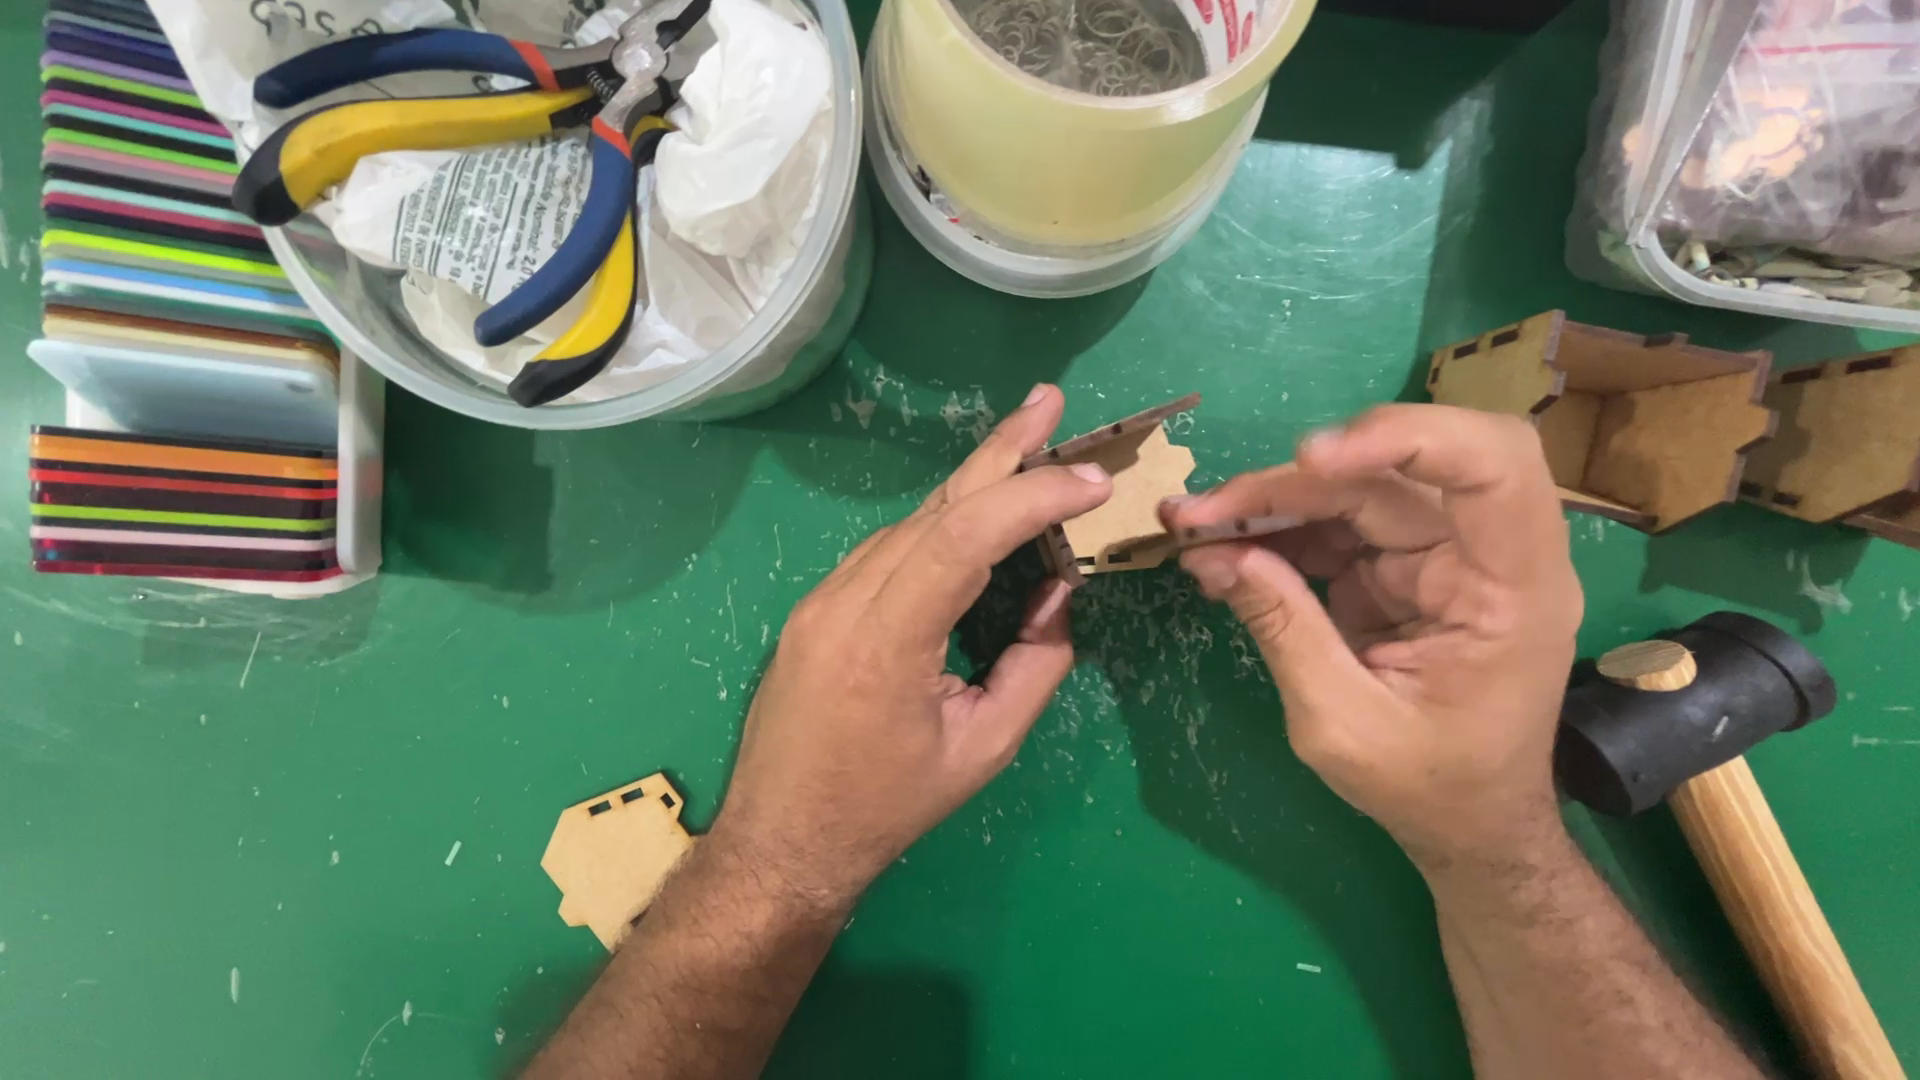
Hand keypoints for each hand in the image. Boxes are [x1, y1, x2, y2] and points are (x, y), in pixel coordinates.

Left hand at [712, 385, 1111, 907]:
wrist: (781, 838)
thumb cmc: (886, 808)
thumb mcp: (982, 749)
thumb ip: (1034, 665)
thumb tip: (1056, 593)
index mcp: (886, 642)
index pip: (963, 539)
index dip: (1031, 498)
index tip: (1091, 481)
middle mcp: (845, 601)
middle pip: (933, 507)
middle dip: (1001, 449)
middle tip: (1049, 402)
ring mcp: (823, 598)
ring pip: (912, 522)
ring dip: (975, 486)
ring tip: (1030, 451)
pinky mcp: (818, 604)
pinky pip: (890, 548)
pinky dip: (943, 524)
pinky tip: (977, 516)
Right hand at [1164, 405, 1583, 867]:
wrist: (1465, 822)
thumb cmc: (1428, 785)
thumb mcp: (1340, 721)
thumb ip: (1282, 629)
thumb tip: (1214, 554)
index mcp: (1510, 591)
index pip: (1491, 467)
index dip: (1404, 438)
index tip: (1306, 460)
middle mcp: (1480, 555)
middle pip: (1385, 477)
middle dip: (1282, 488)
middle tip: (1195, 515)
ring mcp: (1437, 558)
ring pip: (1347, 494)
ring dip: (1264, 505)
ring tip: (1189, 527)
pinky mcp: (1397, 568)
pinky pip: (1329, 528)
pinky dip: (1270, 534)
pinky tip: (1217, 549)